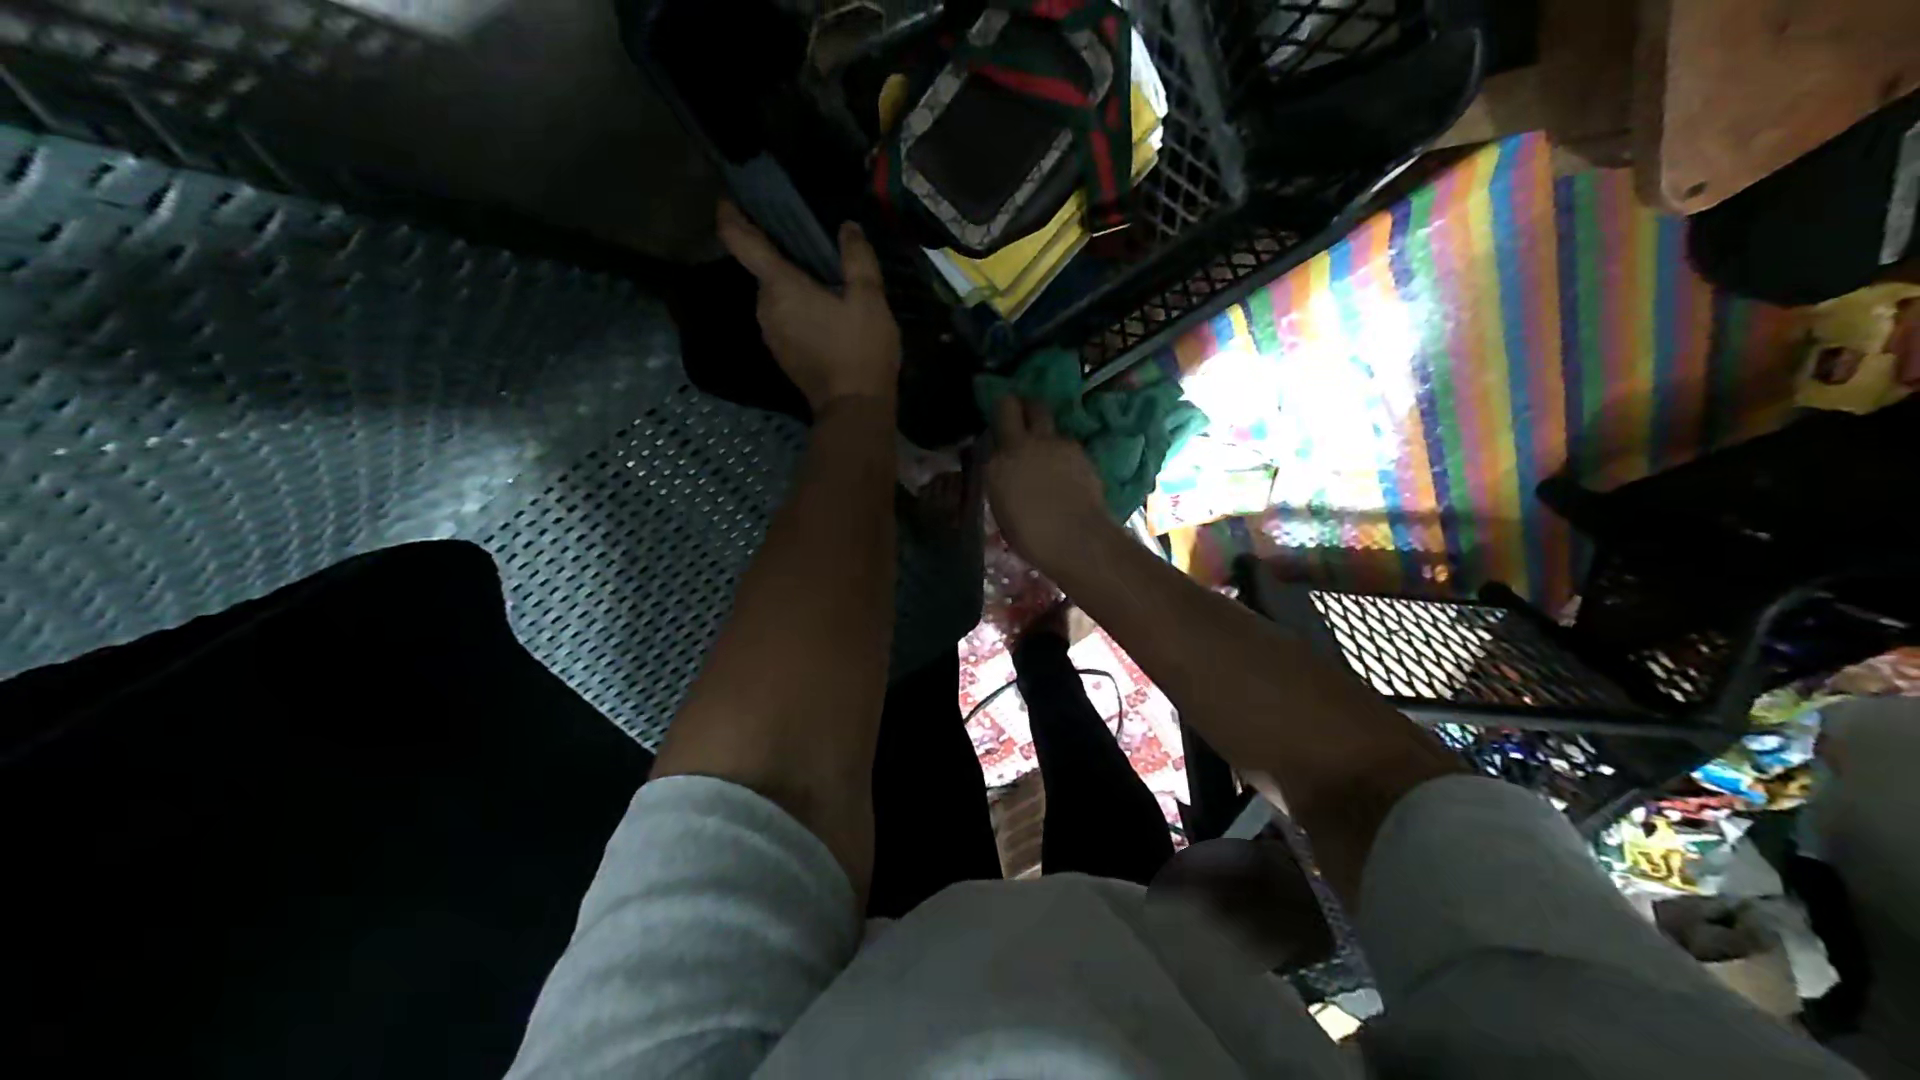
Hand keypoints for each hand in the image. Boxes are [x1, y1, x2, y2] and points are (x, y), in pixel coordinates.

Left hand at [716, 200, 900, 413]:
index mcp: (780, 287)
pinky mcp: (782, 354)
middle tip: (804, 240)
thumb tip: (848, 228)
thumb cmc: (860, 350)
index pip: (740, 242)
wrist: (854, 408)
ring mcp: (771, 334)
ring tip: (819, 275)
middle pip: (761, 270)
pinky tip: (821, 308)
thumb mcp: (869, 299)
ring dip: (788, 283)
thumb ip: (857, 258)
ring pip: (773, 296)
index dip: (731, 217)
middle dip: (776, 253)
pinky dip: (795, 306)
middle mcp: (765, 308)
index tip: (729, 200)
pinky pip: (782, 317)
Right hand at [986, 396, 1115, 572]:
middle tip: (1024, 420)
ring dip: (1047, 436)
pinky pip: (1068, 447)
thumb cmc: (1030, 536)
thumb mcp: (1002, 507)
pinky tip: (1067, 477)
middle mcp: (1028, 443)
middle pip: (1031, 404)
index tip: (1002, 428)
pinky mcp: (1083, 455)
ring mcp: (1059, 446)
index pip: (1001, 413)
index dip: (1003, 416)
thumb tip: (1006, 469)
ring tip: (1048, 459)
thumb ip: (1002, 478)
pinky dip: (1065, 456)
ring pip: (1053, 427)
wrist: (1076, 539)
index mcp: (1000, 459)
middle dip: (1027, 407)